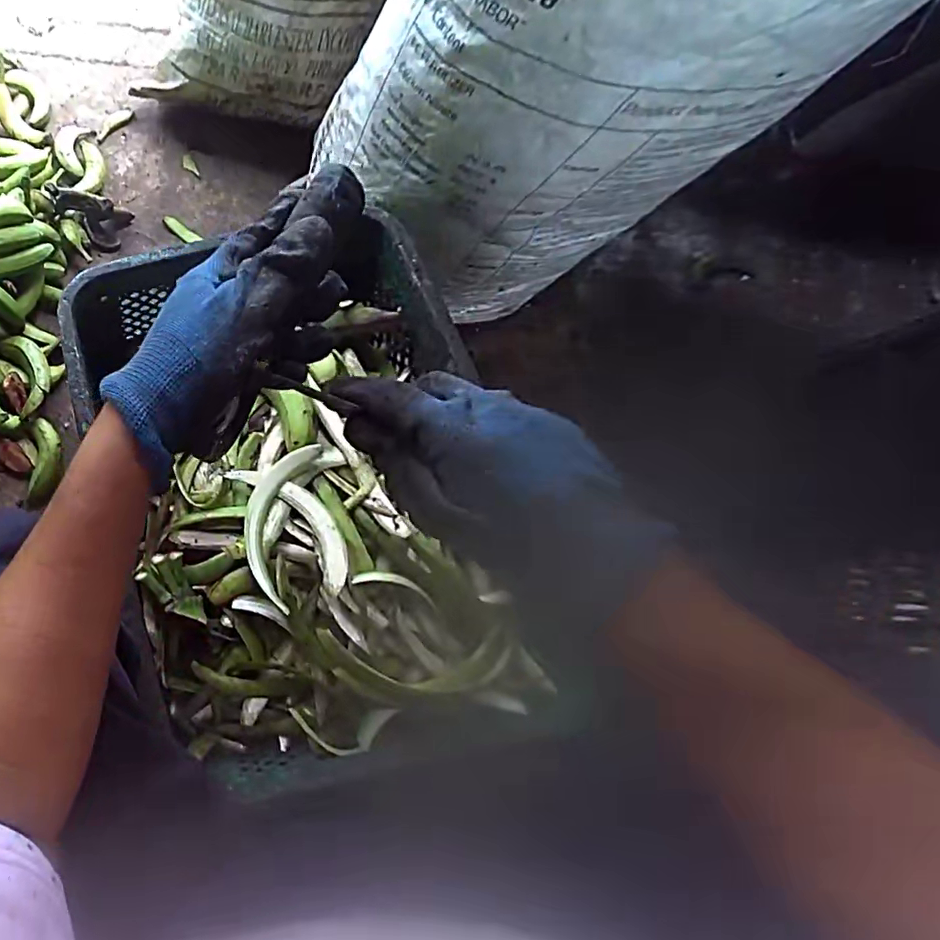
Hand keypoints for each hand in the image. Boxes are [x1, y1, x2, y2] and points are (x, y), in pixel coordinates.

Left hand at [100, 165, 361, 485]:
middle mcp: (240, 293)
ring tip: (290, 350)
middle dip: (315, 294)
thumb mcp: (249, 298)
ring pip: (302, 320)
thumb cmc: (201, 353)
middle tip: (308, 309)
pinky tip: (284, 373)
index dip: (309, 219)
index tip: (346, 207)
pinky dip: (292, 364)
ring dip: (307, 336)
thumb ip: (292, 255)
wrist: (166, 418)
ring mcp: (247, 331)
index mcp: (229, 266)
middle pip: (301, 278)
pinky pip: (291, 355)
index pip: (277, 228)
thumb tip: (333, 187)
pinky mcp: (253, 366)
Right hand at [329, 372, 674, 636]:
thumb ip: (396, 464)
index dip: (359, 392)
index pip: (392, 396)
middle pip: (428, 385)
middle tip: (383, 430)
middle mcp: (486, 406)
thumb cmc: (506, 540)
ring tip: (431, 444)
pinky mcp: (552, 424)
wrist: (605, 555)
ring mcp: (523, 411)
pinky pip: (498, 410)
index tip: (333, 394)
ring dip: (439, 410)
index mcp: (451, 427)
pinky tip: (478, 454)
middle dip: (400, 399)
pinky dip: (473, 421)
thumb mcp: (435, 511)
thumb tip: (364, 428)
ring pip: (465, 394)